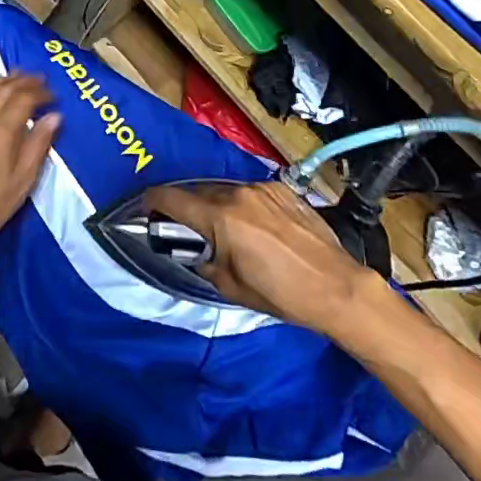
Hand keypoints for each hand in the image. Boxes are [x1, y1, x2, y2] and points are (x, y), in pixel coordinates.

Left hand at [0, 74, 61, 263]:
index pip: (24, 98)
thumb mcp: (25, 177)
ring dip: (2, 81)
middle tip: (40, 78)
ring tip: (16, 77)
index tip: (55, 96)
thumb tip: (54, 116)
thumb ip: (39, 143)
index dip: (42, 92)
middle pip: (3, 90)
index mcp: (2, 131)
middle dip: (24, 81)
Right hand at [145, 181, 381, 334]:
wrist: (333, 284)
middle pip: (202, 193)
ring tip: (221, 227)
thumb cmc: (279, 292)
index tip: (146, 205)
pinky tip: (253, 225)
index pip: (175, 199)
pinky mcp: (285, 190)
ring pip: (228, 190)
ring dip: (218, 205)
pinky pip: (253, 193)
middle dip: (189, 207)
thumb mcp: (230, 285)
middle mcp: (241, 193)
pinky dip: (244, 204)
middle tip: (185, 227)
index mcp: (221, 216)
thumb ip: (206, 262)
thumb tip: (198, 252)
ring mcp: (266, 188)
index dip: (155, 201)